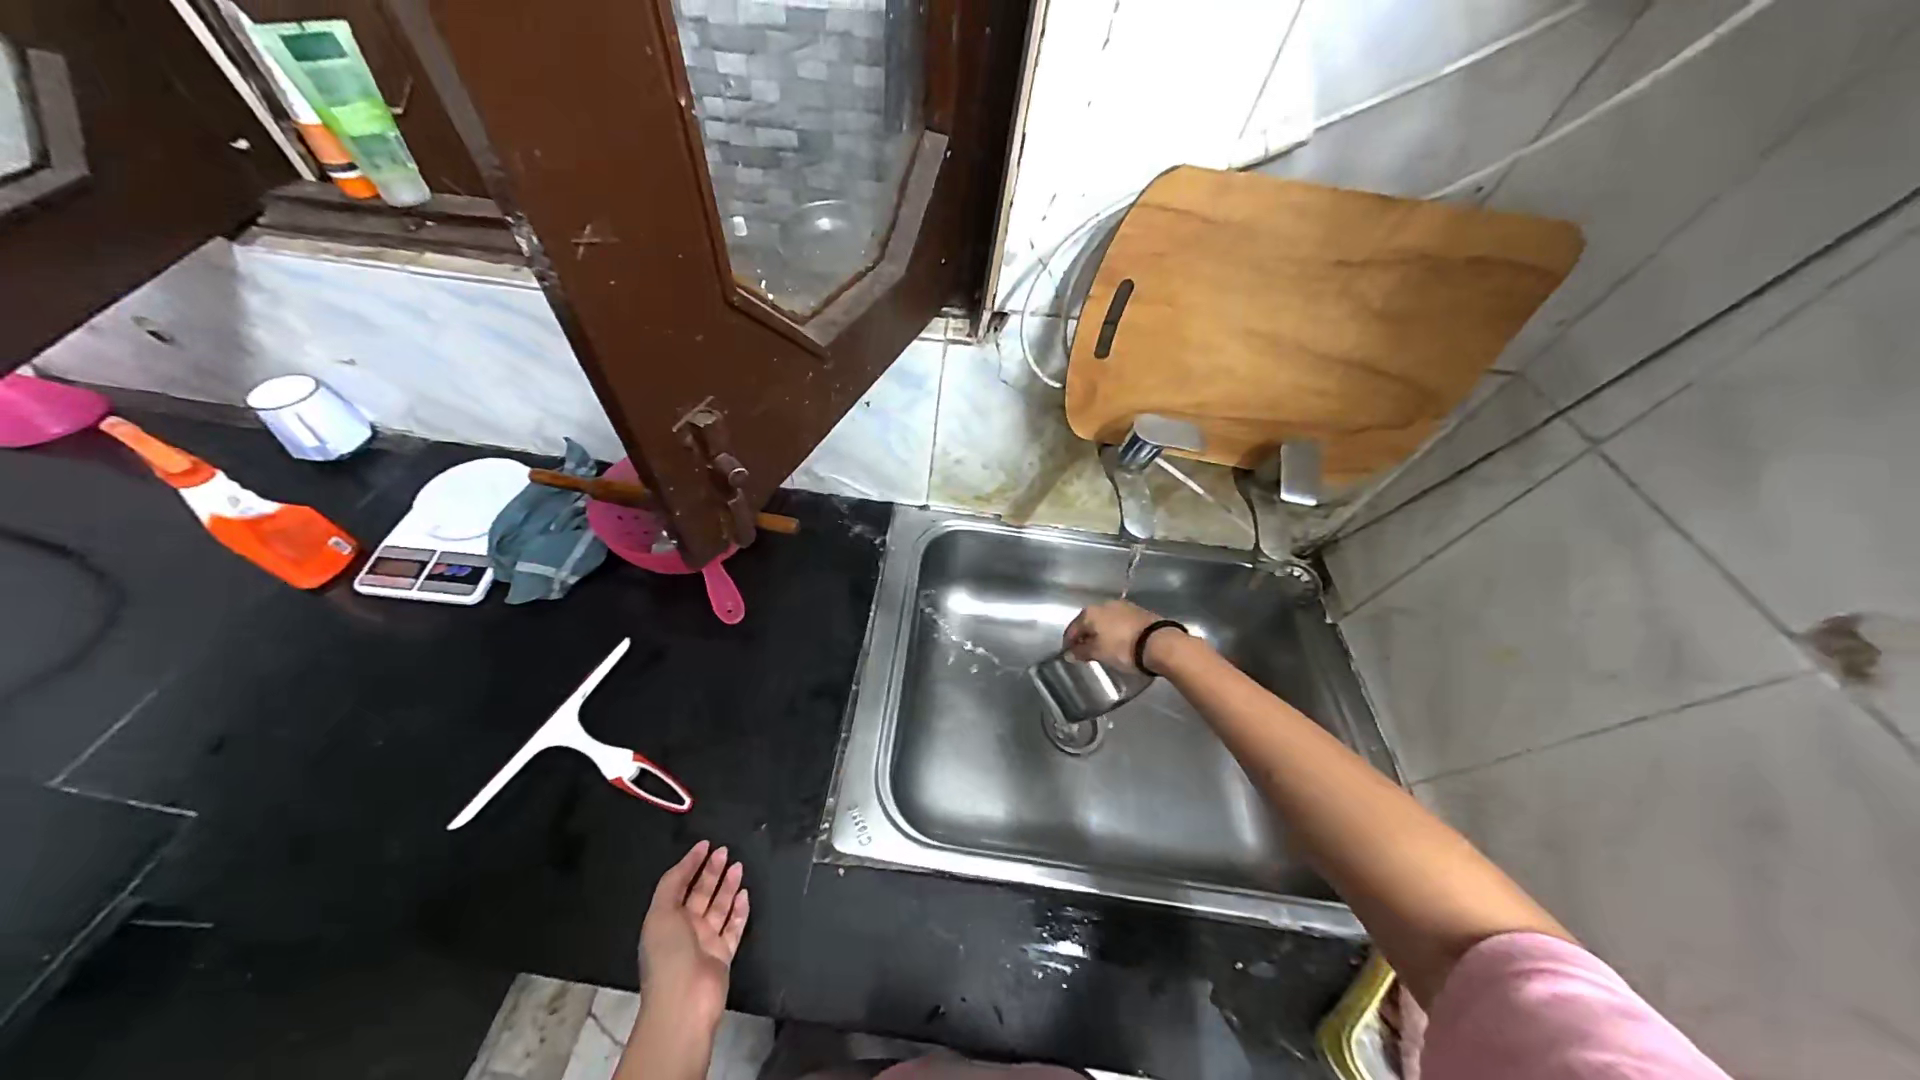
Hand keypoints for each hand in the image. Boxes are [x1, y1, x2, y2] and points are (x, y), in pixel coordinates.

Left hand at [638, 840, 748, 1032]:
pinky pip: (733, 927)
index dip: (690, 864)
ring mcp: (705, 942)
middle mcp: (684, 929)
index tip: (705, 845)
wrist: (684, 1001)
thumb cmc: (669, 954)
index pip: (678, 885)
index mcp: (665, 920)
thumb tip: (688, 859)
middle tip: (725, 851)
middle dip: (711, 872)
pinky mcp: (723, 955)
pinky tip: (744, 894)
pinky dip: (739, 911)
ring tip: (738, 866)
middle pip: (700, 894)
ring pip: (718, 908)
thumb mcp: (661, 912)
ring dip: (727, 887)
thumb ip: (673, 883)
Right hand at [1063, 600, 1172, 672]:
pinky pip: (1119, 621)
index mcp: (1090, 613)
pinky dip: (1115, 630)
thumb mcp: (1099, 653)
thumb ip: (1081, 652)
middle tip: (1086, 652)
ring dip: (1101, 632)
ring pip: (1105, 620)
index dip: (1069, 643)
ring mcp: (1123, 606)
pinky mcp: (1138, 611)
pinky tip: (1119, 641)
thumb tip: (1069, 653)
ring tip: (1104, 648)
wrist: (1159, 642)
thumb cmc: (1123, 648)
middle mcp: (1104, 604)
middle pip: (1089, 622)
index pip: (1072, 629)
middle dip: (1085, 636)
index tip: (1070, 655)